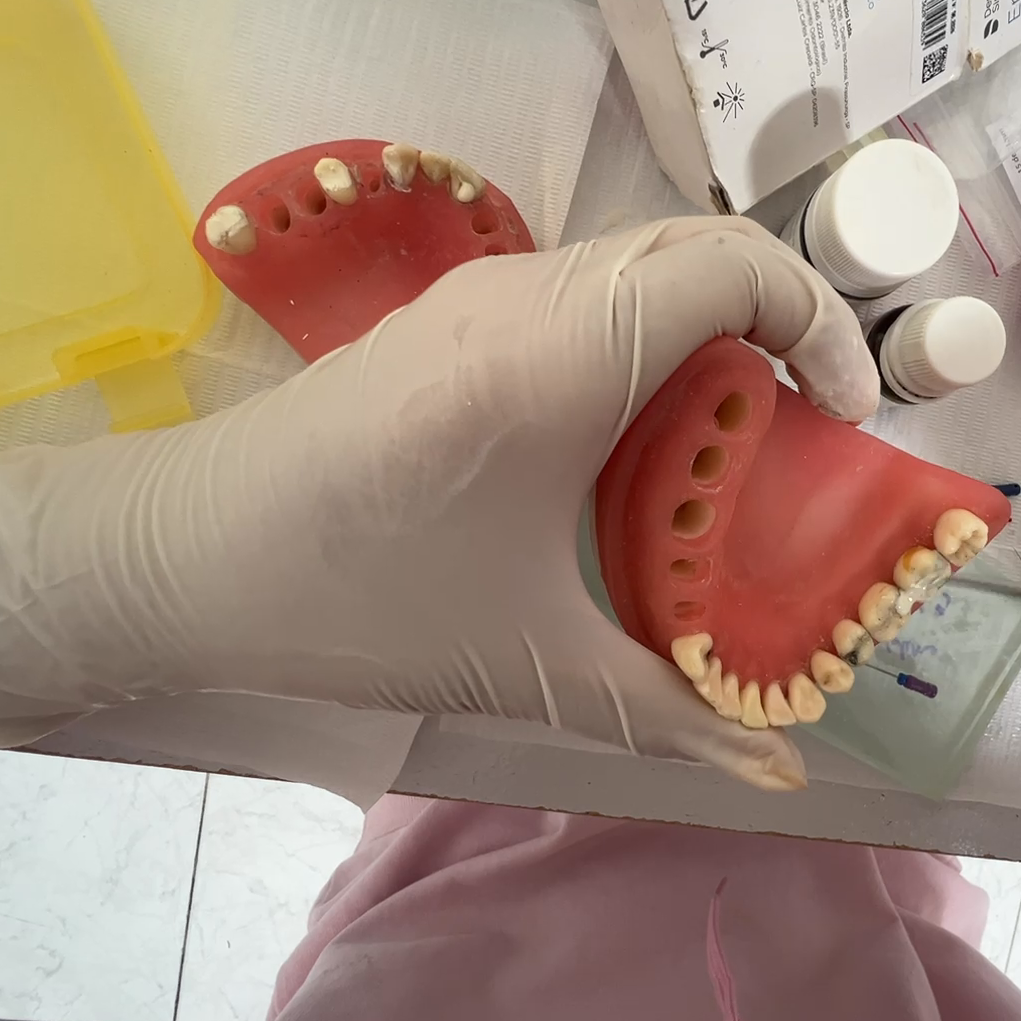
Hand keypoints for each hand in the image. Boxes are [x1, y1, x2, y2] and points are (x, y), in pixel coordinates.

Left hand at [0, 217, 879, 791]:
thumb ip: (669, 717)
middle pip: (705, 250)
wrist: (178, 549)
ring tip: (740, 428)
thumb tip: (776, 769)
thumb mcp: (531, 664)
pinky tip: (648, 425)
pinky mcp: (466, 304)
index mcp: (556, 363)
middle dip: (786, 322)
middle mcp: (531, 296)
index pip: (730, 268)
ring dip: (723, 325)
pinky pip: (602, 287)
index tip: (842, 412)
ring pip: (653, 263)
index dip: (818, 322)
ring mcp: (492, 288)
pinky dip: (663, 333)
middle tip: (807, 423)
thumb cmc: (356, 599)